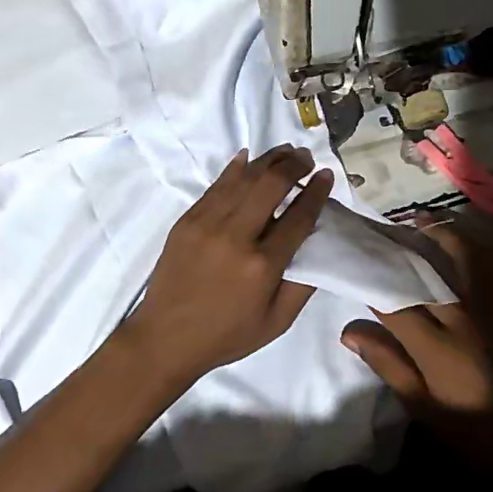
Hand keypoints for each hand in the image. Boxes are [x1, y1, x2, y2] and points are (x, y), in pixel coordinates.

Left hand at [120, 145, 334, 388]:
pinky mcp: (187, 221)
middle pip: (270, 185)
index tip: (326, 176)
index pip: (298, 217)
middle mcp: (235, 237)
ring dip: (268, 160)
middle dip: (293, 165)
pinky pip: (216, 186)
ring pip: (243, 179)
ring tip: (285, 152)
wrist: (165, 339)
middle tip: (306, 158)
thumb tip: (318, 245)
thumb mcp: (277, 322)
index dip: (316, 192)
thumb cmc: (227, 334)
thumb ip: (303, 284)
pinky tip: (248, 158)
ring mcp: (206, 225)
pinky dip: (235, 168)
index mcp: (262, 266)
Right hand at [341, 213, 492, 470]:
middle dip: (405, 245)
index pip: (395, 302)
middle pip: (430, 268)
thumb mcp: (422, 407)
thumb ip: (387, 364)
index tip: (356, 266)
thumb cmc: (475, 430)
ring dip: (446, 232)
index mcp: (437, 346)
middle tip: (384, 232)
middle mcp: (466, 317)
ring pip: (471, 256)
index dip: (373, 282)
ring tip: (424, 219)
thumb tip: (349, 330)